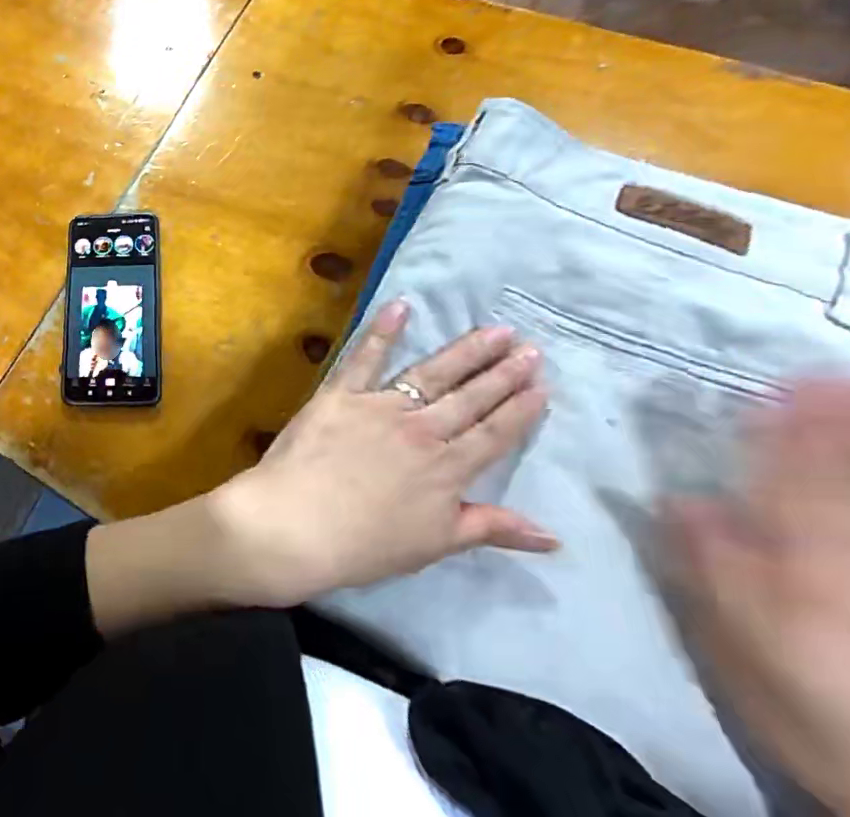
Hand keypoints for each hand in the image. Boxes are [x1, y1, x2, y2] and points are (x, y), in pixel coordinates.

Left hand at [207, 299, 556, 606]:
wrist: (296, 525)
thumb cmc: (365, 544)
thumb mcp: (435, 544)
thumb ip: (491, 529)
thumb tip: (553, 537)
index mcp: (447, 469)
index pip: (495, 434)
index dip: (521, 410)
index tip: (543, 385)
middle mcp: (421, 430)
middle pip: (470, 398)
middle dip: (504, 373)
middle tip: (530, 347)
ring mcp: (379, 407)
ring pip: (431, 373)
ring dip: (465, 351)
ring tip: (494, 329)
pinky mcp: (339, 394)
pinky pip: (363, 357)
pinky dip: (381, 331)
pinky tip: (400, 305)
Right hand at [668, 381, 849, 816]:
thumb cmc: (812, 707)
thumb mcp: (734, 640)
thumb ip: (709, 565)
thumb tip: (680, 499)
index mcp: (804, 561)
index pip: (781, 479)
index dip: (771, 433)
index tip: (760, 391)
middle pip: (847, 474)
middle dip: (836, 421)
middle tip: (824, 370)